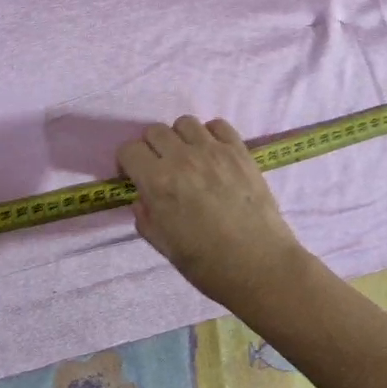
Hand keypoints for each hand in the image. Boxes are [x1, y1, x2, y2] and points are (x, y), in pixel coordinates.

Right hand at [118, 116, 307, 307]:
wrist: (259, 264)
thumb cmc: (207, 264)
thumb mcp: (164, 246)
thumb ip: (146, 217)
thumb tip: (144, 198)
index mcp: (158, 182)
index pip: (129, 150)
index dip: (127, 163)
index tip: (134, 176)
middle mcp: (183, 158)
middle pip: (155, 131)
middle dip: (151, 148)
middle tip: (161, 168)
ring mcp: (214, 150)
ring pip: (185, 123)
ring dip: (180, 138)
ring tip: (188, 159)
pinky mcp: (239, 150)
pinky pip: (218, 125)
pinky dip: (210, 135)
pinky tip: (213, 154)